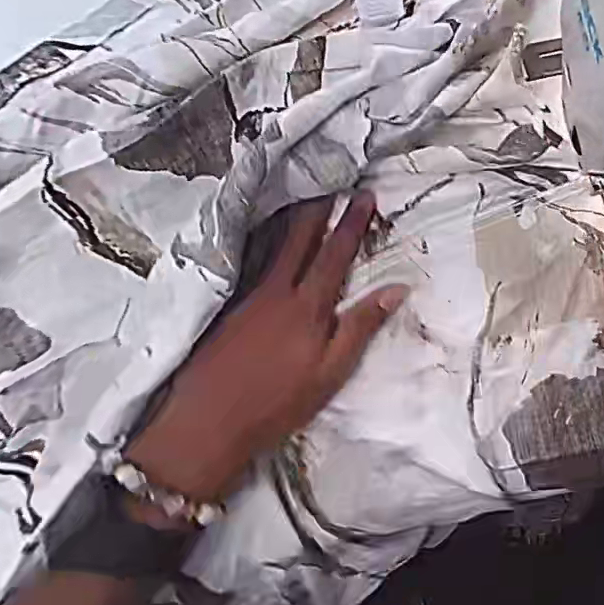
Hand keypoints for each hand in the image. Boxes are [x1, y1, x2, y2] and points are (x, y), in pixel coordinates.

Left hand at [125, 192, 407, 501]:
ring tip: (303, 202)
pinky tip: (270, 245)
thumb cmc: (278, 402)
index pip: (335, 254)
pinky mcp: (229, 309)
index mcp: (307, 306)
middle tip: (330, 183)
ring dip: (292, 221)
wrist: (207, 421)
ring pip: (274, 248)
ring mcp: (248, 297)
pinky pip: (256, 264)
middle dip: (318, 209)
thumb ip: (361, 326)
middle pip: (299, 240)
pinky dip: (269, 244)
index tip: (364, 197)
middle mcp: (276, 292)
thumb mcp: (331, 371)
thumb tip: (396, 290)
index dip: (351, 224)